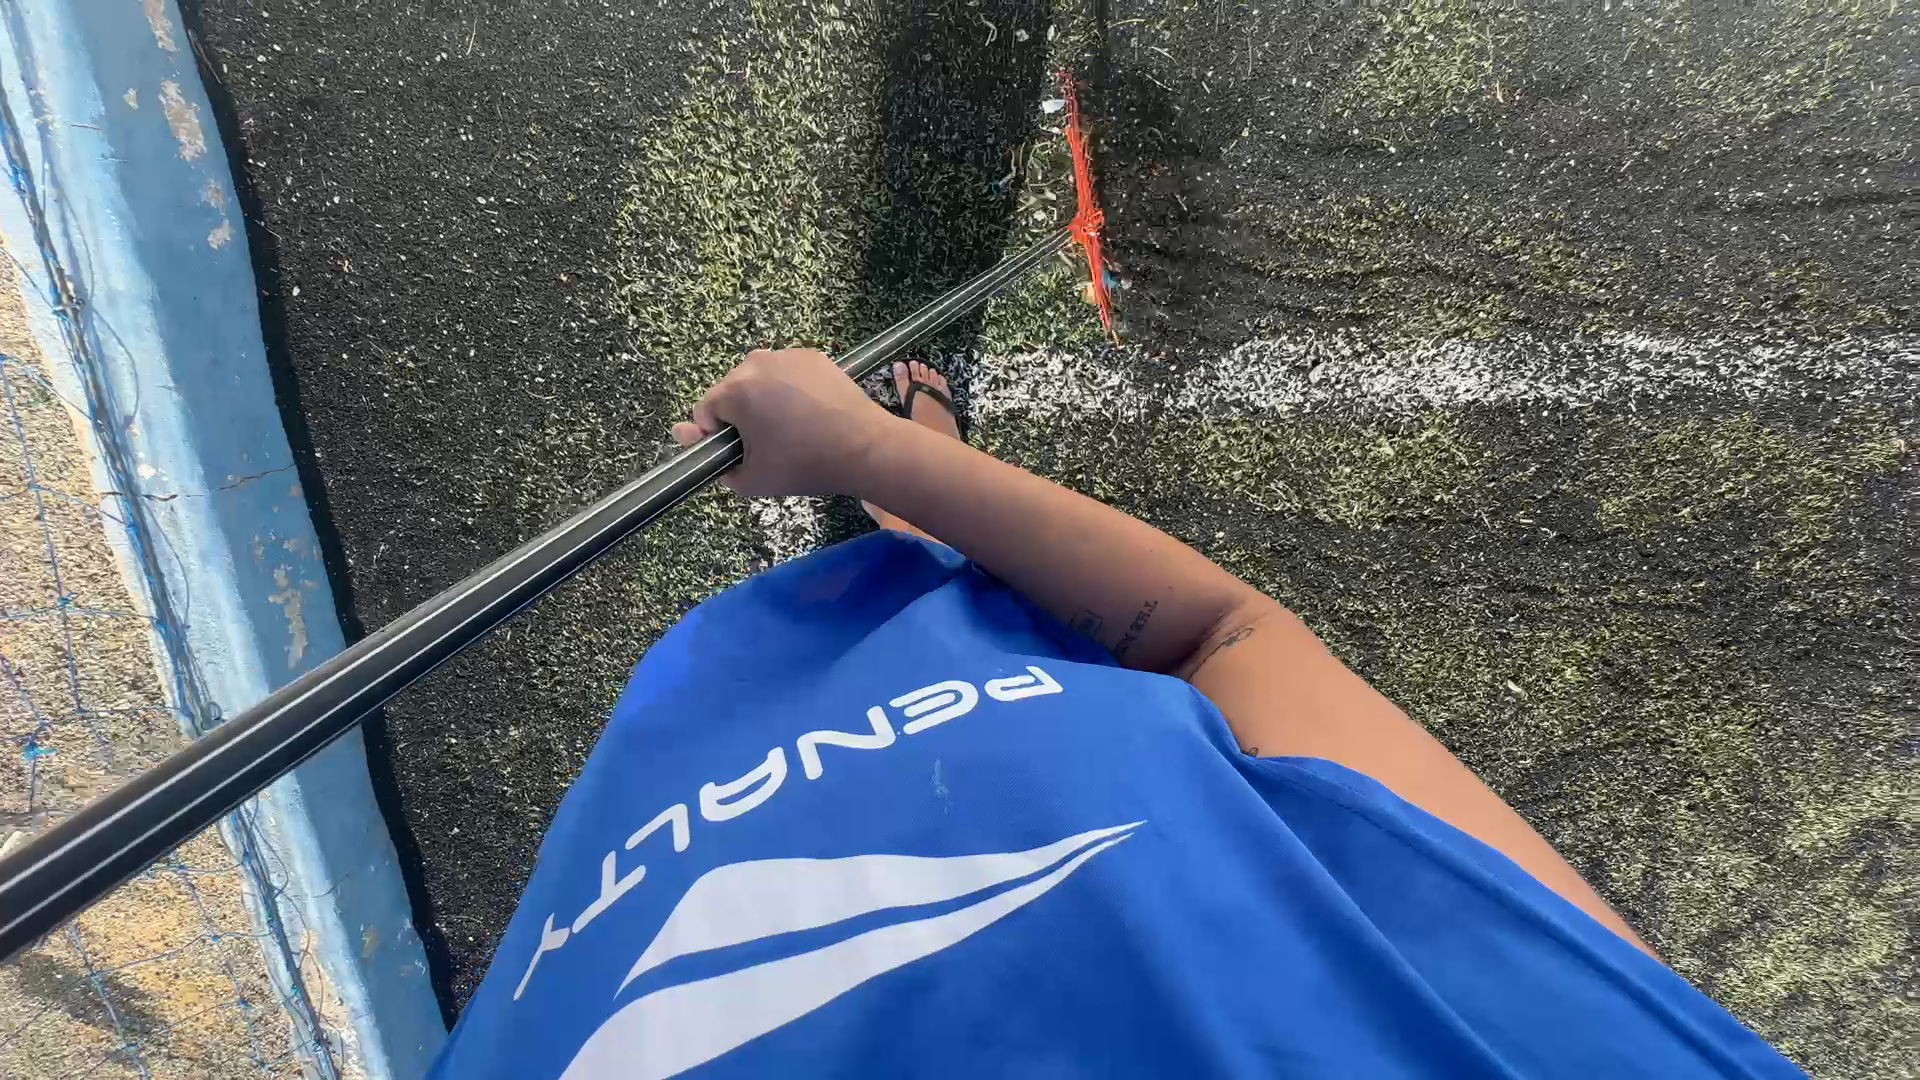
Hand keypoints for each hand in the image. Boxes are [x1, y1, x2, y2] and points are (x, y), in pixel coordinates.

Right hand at [671, 348, 897, 496]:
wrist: (863, 448)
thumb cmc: (804, 465)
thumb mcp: (750, 478)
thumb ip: (711, 458)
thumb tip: (682, 434)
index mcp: (735, 389)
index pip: (705, 410)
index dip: (717, 436)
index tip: (741, 451)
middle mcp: (757, 362)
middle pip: (732, 391)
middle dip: (742, 415)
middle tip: (770, 443)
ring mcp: (787, 355)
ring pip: (760, 380)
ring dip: (766, 401)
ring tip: (791, 429)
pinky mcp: (813, 356)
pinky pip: (787, 374)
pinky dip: (791, 390)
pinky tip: (808, 413)